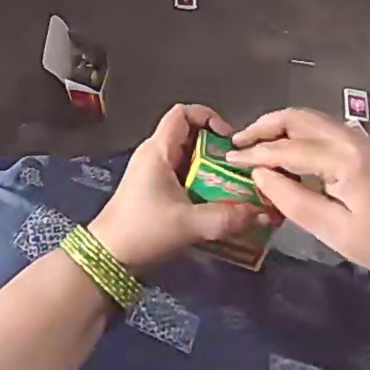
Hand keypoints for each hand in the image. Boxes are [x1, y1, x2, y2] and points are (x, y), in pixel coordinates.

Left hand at [89, 104, 271, 271]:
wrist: (108, 257)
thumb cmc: (144, 230)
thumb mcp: (190, 224)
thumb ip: (227, 218)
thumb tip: (261, 213)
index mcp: (158, 150)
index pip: (182, 113)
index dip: (208, 117)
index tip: (228, 139)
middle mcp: (154, 154)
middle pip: (189, 134)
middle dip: (216, 146)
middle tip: (237, 167)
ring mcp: (152, 172)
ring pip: (187, 156)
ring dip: (210, 167)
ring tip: (233, 184)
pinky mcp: (152, 189)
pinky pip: (181, 174)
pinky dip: (200, 181)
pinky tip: (216, 201)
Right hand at [226, 108, 369, 282]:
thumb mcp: (333, 230)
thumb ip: (292, 199)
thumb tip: (260, 175)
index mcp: (343, 160)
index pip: (287, 148)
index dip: (255, 154)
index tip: (228, 160)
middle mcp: (348, 138)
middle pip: (296, 117)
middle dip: (263, 127)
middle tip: (237, 145)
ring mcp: (356, 138)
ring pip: (307, 118)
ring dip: (277, 127)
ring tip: (253, 145)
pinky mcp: (359, 144)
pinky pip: (318, 127)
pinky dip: (294, 131)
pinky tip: (282, 150)